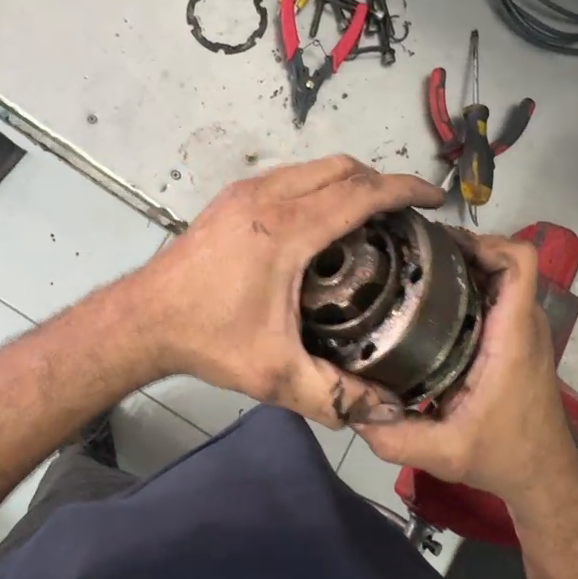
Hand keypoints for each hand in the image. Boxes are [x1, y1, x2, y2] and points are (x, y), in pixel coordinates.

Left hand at [125, 155, 443, 428]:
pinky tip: (326, 220)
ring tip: (373, 215)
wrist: (143, 318)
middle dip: (381, 181)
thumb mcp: (275, 375)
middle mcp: (268, 197)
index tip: (435, 198)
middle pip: (341, 168)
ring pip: (314, 167)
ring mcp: (246, 190)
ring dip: (349, 181)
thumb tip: (389, 411)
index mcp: (286, 229)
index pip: (359, 193)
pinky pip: (291, 176)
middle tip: (407, 213)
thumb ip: (335, 394)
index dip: (404, 190)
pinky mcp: (232, 196)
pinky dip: (320, 185)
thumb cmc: (209, 339)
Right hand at [354, 231, 575, 509]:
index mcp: (512, 334)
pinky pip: (493, 292)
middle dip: (456, 249)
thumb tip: (348, 409)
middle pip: (500, 259)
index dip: (483, 241)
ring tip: (410, 273)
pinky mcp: (514, 336)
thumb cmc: (504, 457)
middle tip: (407, 257)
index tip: (435, 247)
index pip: (518, 261)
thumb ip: (394, 436)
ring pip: (496, 274)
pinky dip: (464, 286)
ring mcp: (521, 327)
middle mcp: (521, 321)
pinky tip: (424, 304)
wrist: (544, 477)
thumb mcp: (445, 453)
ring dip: (459, 266)